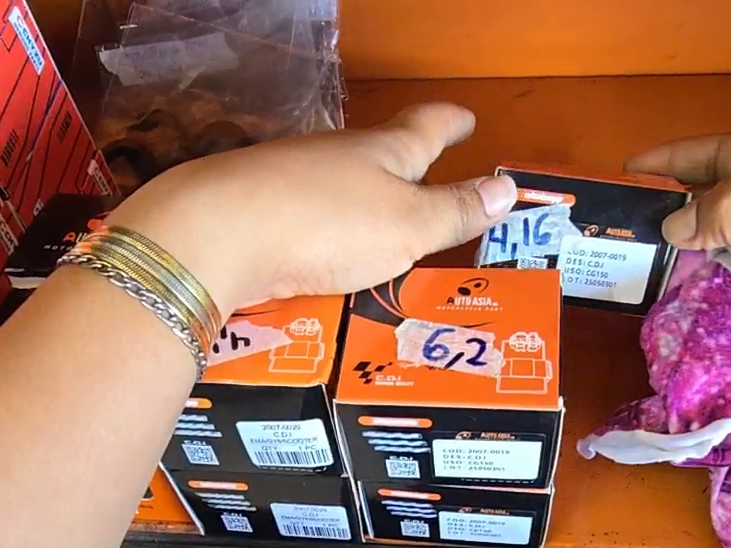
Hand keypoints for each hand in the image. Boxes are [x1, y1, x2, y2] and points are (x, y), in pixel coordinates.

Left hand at [106, 103, 518, 312]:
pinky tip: (325, 243)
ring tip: (382, 215)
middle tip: (429, 167)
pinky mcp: (260, 207)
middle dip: (408, 158)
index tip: (468, 120)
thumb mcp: (408, 226)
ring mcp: (294, 176)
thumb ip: (454, 212)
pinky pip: (309, 213)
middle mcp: (339, 155)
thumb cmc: (330, 225)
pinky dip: (328, 224)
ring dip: (365, 193)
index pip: (428, 128)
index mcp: (384, 153)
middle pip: (381, 150)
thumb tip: (509, 187)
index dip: (451, 124)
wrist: (221, 233)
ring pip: (341, 181)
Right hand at [626, 135, 730, 389]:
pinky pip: (722, 289)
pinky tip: (672, 304)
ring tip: (638, 271)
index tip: (628, 172)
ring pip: (714, 250)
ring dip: (677, 258)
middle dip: (670, 210)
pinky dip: (694, 292)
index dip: (676, 157)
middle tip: (626, 231)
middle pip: (715, 202)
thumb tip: (672, 223)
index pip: (727, 153)